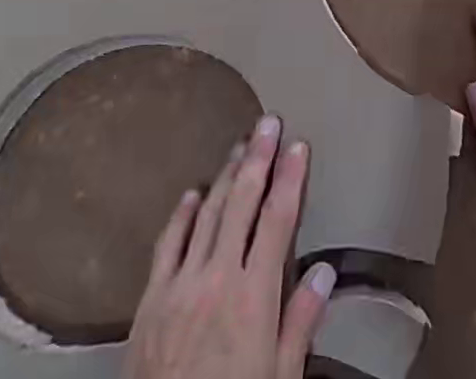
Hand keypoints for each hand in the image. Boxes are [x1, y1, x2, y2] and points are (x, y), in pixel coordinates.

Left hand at [124, 116, 334, 378]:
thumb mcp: (280, 373)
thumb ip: (302, 320)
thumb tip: (326, 271)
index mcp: (255, 293)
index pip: (279, 218)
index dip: (291, 177)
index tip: (299, 145)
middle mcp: (217, 278)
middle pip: (242, 203)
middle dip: (258, 158)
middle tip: (268, 122)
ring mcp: (179, 286)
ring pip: (207, 215)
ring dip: (227, 176)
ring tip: (241, 145)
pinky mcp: (149, 302)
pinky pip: (166, 246)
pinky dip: (181, 216)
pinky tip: (192, 193)